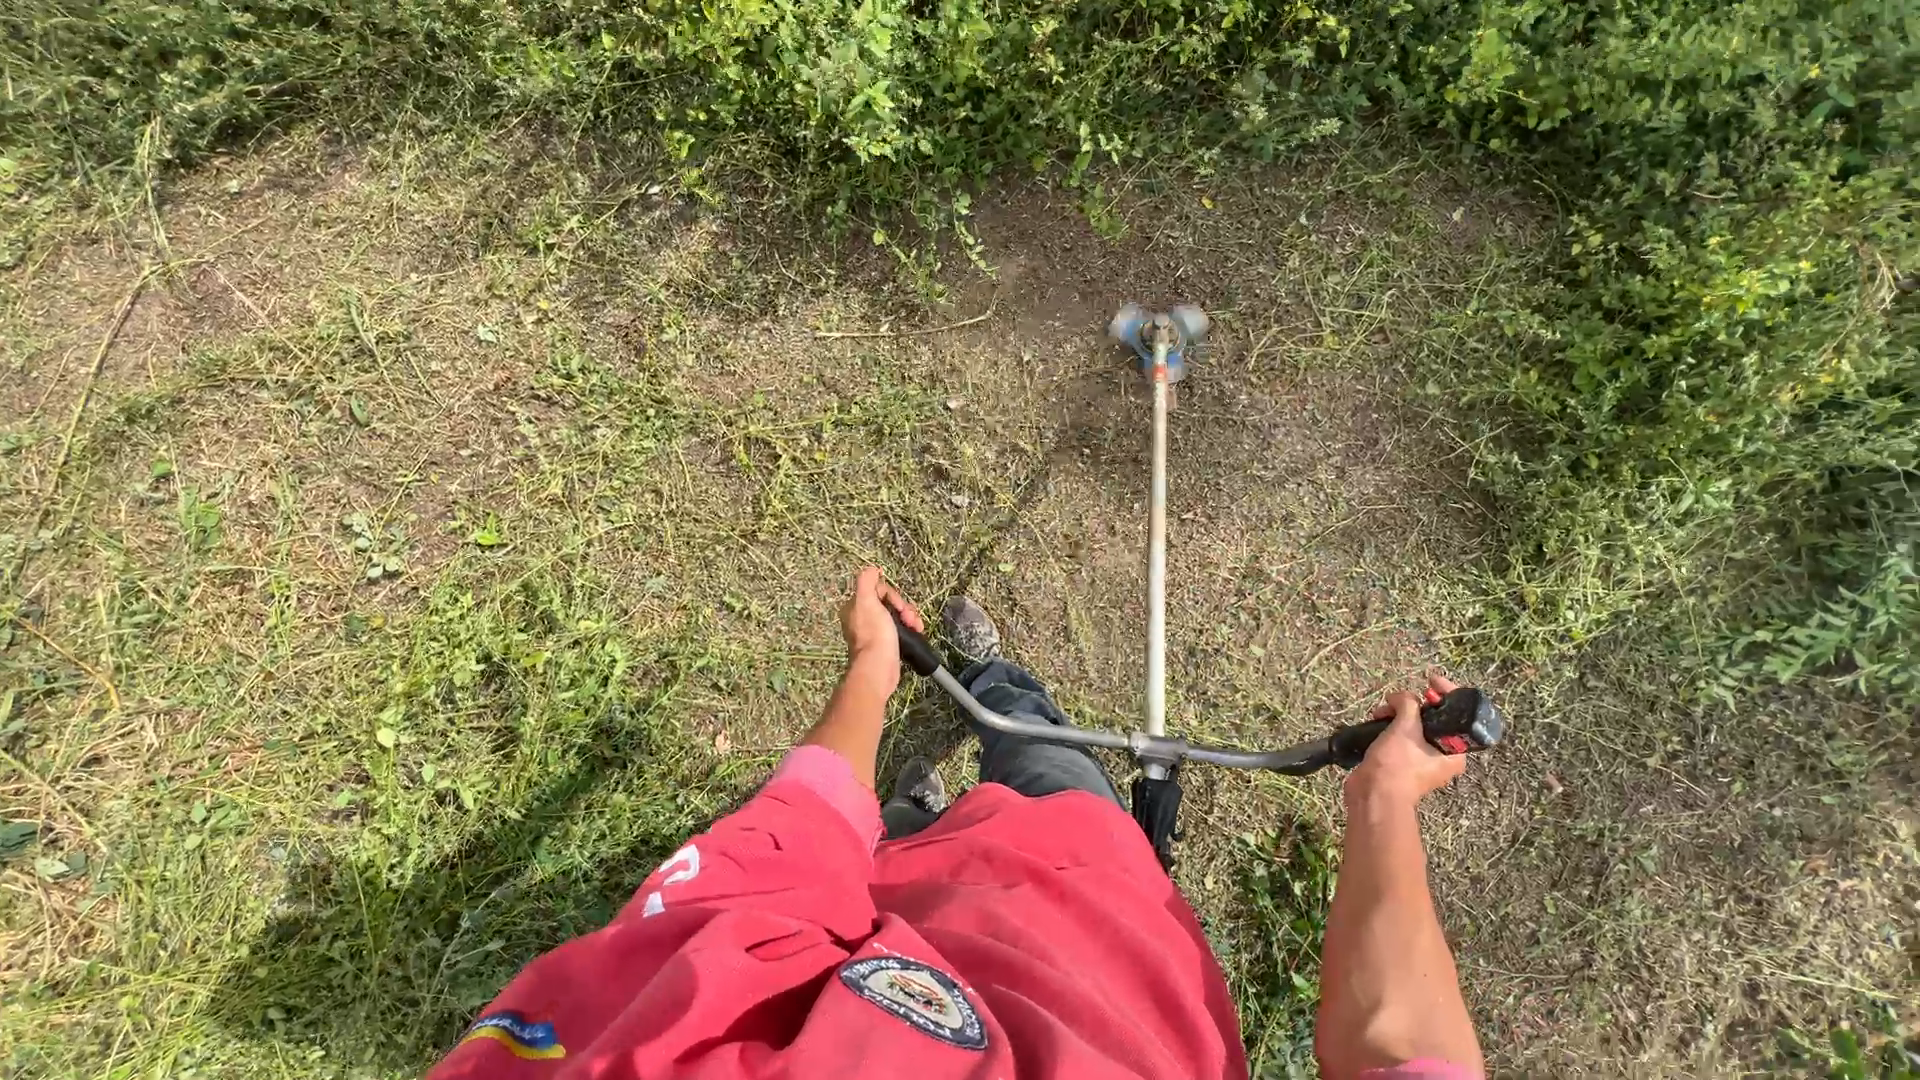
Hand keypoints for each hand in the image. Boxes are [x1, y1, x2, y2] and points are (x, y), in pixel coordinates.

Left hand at [838, 566, 924, 679]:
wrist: (879, 667)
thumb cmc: (874, 633)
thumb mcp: (867, 601)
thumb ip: (867, 581)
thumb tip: (873, 568)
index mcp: (854, 607)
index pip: (877, 590)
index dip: (892, 595)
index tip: (898, 606)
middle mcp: (862, 619)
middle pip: (888, 602)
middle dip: (903, 608)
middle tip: (909, 618)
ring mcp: (874, 632)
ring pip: (896, 615)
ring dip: (910, 617)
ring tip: (916, 627)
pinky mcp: (885, 644)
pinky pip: (899, 629)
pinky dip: (909, 629)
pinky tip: (916, 632)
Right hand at [1348, 672, 1466, 809]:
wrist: (1373, 795)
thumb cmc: (1397, 764)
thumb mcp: (1406, 729)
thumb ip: (1409, 705)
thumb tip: (1402, 698)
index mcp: (1455, 751)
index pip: (1459, 714)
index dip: (1446, 693)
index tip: (1429, 680)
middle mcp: (1442, 754)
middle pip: (1433, 718)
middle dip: (1412, 704)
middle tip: (1395, 701)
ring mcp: (1420, 758)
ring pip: (1413, 725)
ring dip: (1396, 713)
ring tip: (1379, 713)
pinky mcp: (1401, 760)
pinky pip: (1400, 735)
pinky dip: (1389, 725)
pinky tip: (1376, 721)